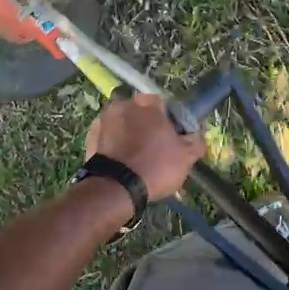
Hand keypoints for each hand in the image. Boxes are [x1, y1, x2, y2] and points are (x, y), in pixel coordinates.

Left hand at [85, 93, 205, 200]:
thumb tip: (197, 134)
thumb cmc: (155, 166)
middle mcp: (125, 103)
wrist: (115, 186)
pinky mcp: (91, 133)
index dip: (169, 121)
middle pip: (140, 112)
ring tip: (136, 159)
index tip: (171, 138)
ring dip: (129, 134)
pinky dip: (114, 144)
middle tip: (154, 150)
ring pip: (123, 123)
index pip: (163, 104)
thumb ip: (195, 141)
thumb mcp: (186, 157)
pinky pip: (108, 135)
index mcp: (148, 103)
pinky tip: (121, 162)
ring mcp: (105, 117)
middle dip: (146, 126)